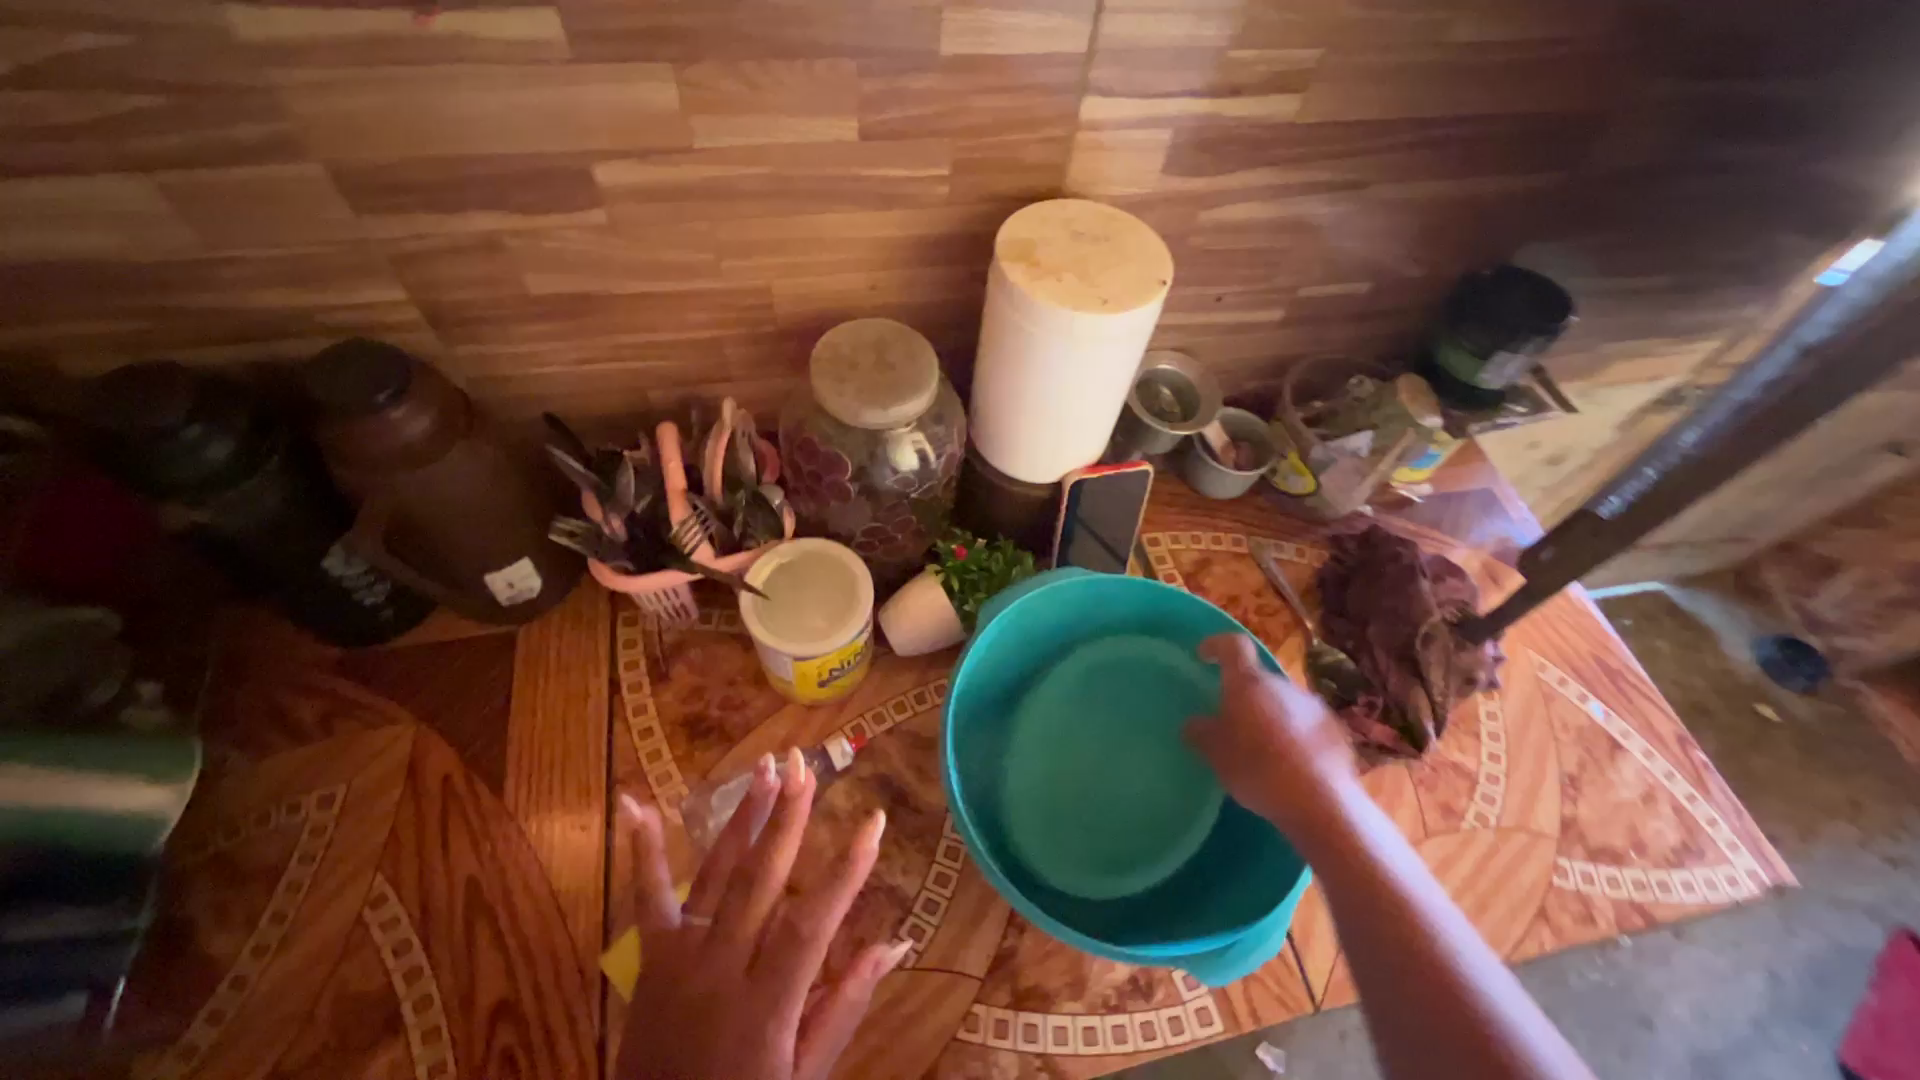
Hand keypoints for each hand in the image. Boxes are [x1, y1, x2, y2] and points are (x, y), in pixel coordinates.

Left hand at [616, 749, 908, 1079]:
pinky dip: (643, 851)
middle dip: (786, 820)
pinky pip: (647, 900)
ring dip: (742, 818)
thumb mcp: (805, 1075)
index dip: (846, 871)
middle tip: (805, 767)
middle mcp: (720, 972)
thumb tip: (894, 944)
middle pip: (758, 883)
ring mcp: (680, 961)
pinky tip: (636, 804)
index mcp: (766, 1006)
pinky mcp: (651, 960)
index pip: (812, 925)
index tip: (874, 820)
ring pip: (714, 877)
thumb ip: (845, 1005)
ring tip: (765, 769)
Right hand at [1185, 633, 1359, 838]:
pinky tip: (1288, 765)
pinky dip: (1292, 736)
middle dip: (1243, 695)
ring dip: (1269, 716)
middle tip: (1230, 721)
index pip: (1234, 646)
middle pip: (1259, 679)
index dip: (1216, 645)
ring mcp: (1314, 707)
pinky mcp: (1335, 731)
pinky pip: (1305, 725)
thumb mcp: (1216, 754)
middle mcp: (1283, 685)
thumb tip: (1194, 723)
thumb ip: (1200, 732)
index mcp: (1249, 684)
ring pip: (1283, 702)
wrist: (1323, 803)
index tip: (1204, 655)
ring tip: (1260, 749)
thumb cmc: (1258, 769)